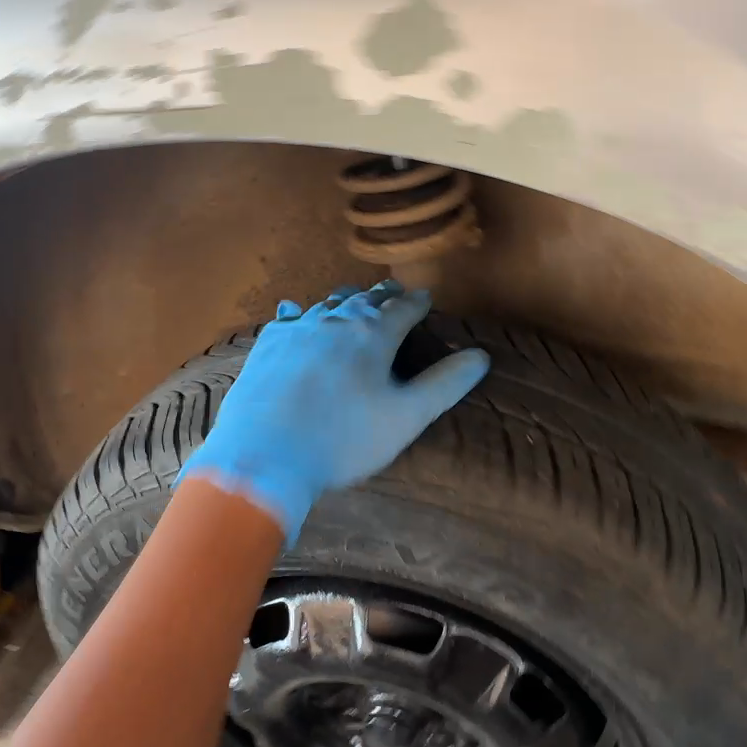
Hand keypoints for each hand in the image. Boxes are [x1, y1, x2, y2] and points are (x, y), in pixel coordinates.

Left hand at [179, 281, 490, 545]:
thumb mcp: (407, 417)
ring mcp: (297, 330)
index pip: (403, 309)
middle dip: (383, 294)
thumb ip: (445, 384)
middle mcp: (336, 321)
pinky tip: (296, 310)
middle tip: (393, 290)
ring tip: (354, 297)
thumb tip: (481, 355)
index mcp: (373, 334)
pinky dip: (300, 311)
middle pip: (365, 300)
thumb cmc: (345, 439)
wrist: (265, 456)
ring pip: (328, 304)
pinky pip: (288, 318)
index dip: (417, 303)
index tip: (425, 297)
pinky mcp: (267, 346)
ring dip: (346, 299)